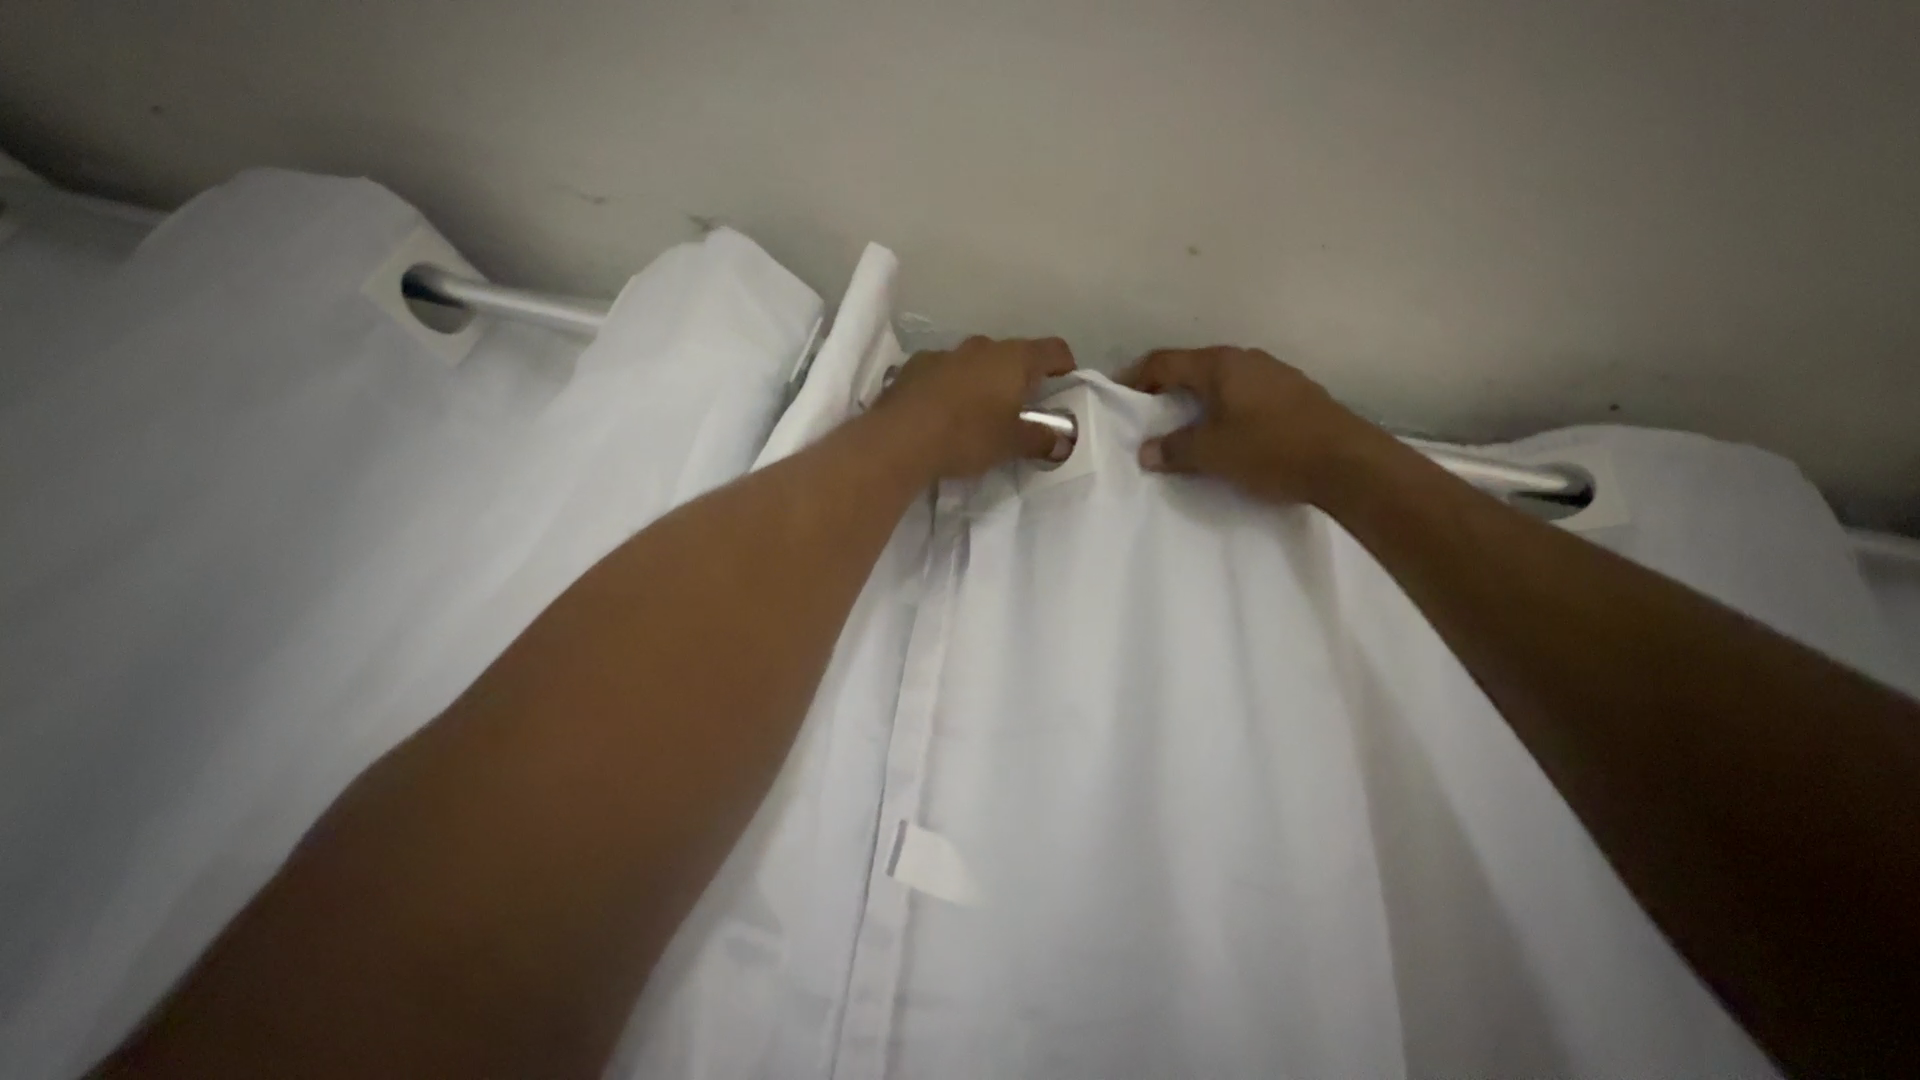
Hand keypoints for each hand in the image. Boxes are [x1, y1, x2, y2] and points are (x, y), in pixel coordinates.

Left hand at [876, 336, 1076, 478]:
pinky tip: (942, 412)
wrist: (899, 439)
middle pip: (1011, 354)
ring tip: (977, 411)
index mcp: (1013, 359)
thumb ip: (1040, 439)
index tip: (1065, 384)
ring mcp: (944, 353)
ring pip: (973, 361)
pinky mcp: (913, 367)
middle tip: (1020, 406)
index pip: (1053, 349)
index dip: (1063, 365)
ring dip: (980, 380)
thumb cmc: (967, 436)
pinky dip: (949, 386)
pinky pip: (942, 372)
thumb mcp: (1011, 444)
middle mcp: (981, 346)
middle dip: (1018, 376)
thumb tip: (1060, 441)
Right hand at [1120, 346, 1392, 505]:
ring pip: (1223, 383)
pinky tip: (1228, 435)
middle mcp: (1246, 359)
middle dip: (1166, 390)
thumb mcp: (1213, 453)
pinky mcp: (1296, 396)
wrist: (1347, 463)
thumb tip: (1148, 451)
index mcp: (1220, 364)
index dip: (1135, 377)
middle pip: (1194, 368)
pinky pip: (1246, 397)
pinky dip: (1226, 411)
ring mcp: (1275, 375)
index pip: (1163, 361)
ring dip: (1199, 402)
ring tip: (1185, 429)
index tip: (1117, 397)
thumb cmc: (1271, 449)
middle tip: (1147, 416)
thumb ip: (1175, 449)